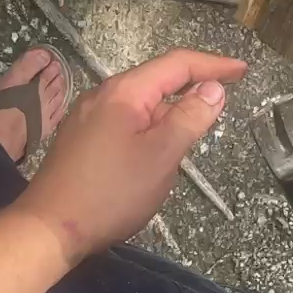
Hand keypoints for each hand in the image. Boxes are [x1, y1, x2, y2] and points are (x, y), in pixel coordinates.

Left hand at [12, 48, 247, 262]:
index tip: (242, 71)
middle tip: (220, 108)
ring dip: (169, 117)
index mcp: (124, 92)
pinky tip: (154, 157)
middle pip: (156, 83)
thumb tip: (212, 88)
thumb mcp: (161, 156)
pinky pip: (124, 125)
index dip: (213, 65)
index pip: (176, 64)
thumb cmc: (110, 193)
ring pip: (140, 108)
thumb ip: (190, 119)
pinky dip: (148, 132)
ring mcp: (87, 119)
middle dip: (190, 92)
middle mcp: (102, 96)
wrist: (49, 227)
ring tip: (188, 142)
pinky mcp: (80, 142)